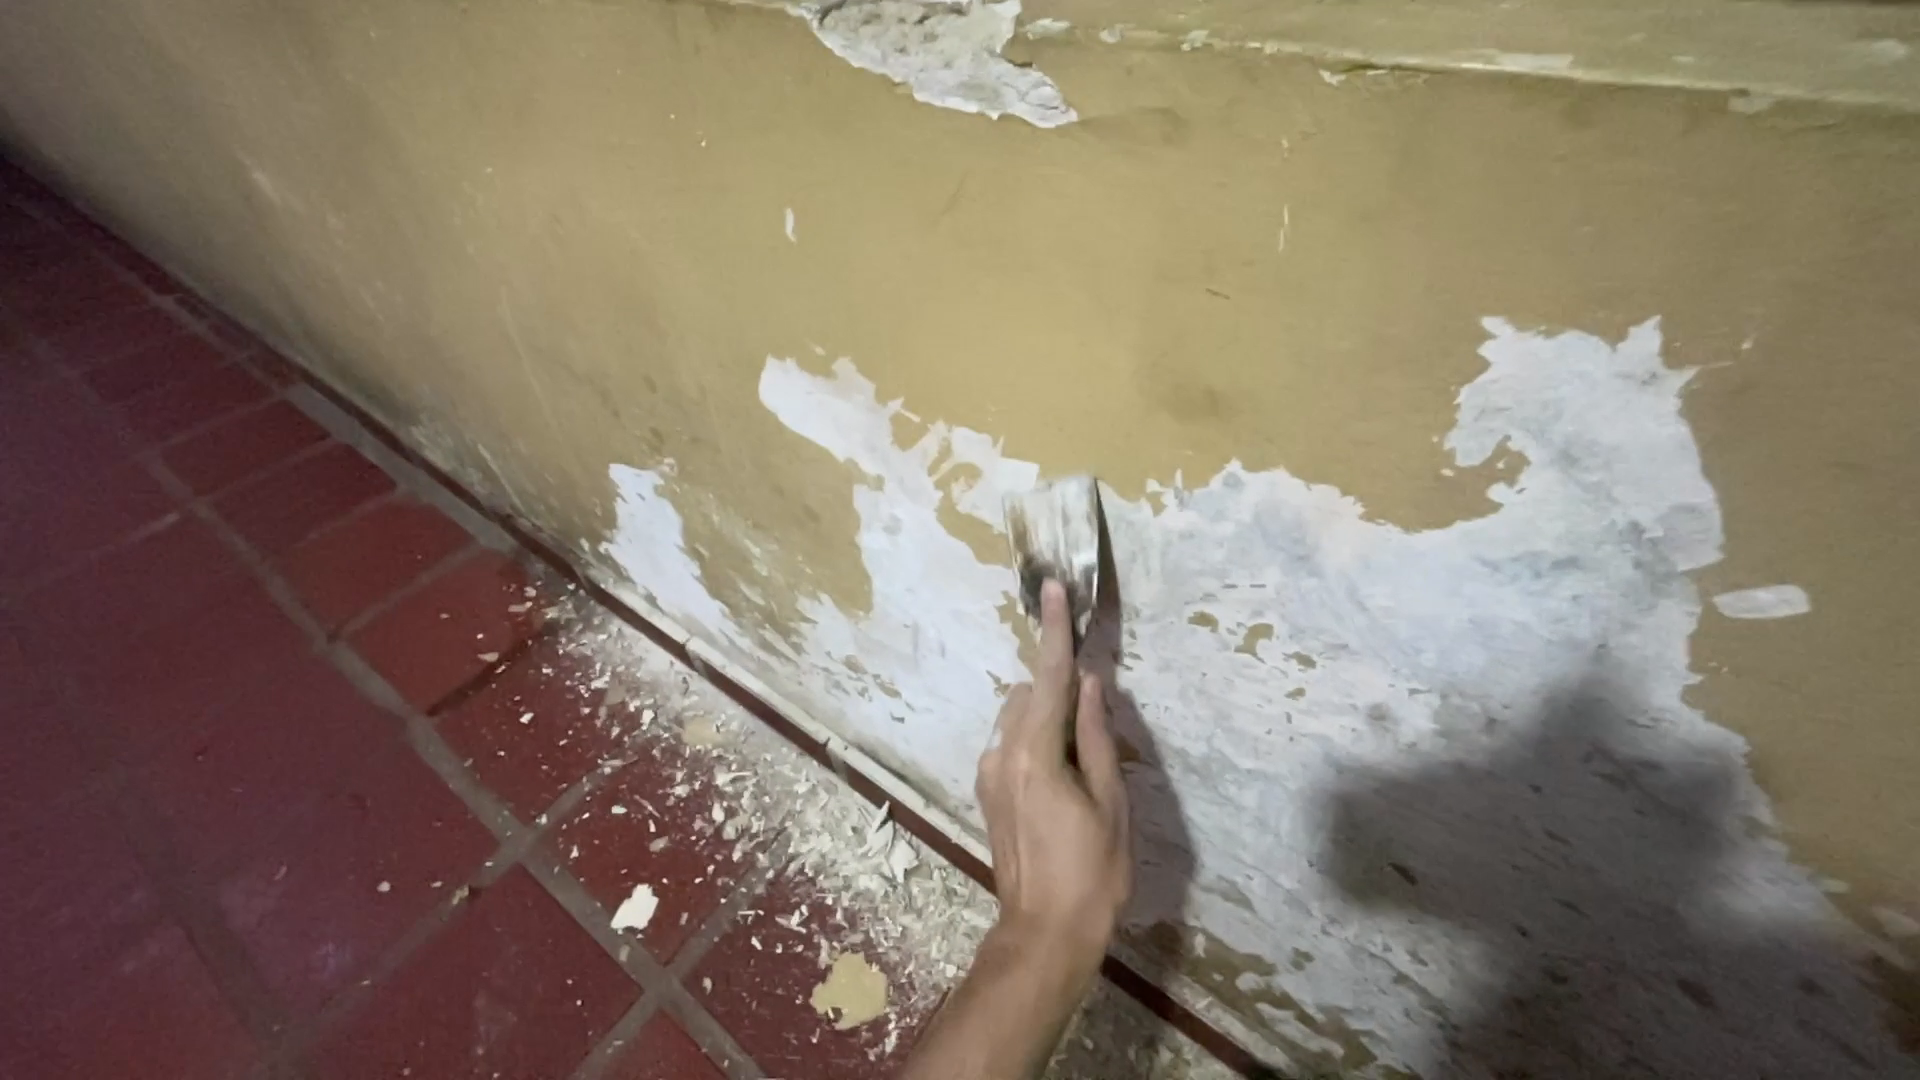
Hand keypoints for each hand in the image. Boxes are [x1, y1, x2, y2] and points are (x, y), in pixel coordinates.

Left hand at [976, 579, 1131, 968]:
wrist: (1043, 934)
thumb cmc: (1090, 872)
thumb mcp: (1110, 804)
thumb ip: (1097, 737)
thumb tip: (1092, 683)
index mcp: (1034, 752)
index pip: (1049, 677)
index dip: (1055, 630)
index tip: (1054, 588)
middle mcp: (1001, 752)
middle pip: (1028, 693)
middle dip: (1058, 684)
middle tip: (1095, 707)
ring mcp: (989, 773)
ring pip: (1016, 716)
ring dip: (1045, 712)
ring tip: (1081, 752)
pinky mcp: (987, 791)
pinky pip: (1010, 742)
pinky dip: (1035, 736)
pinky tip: (1061, 773)